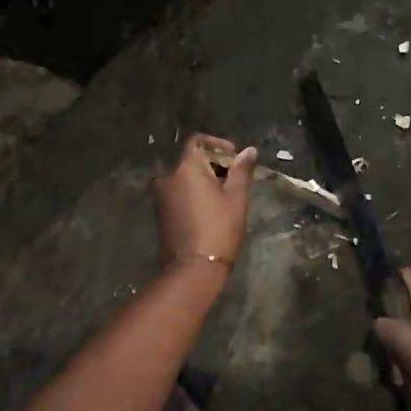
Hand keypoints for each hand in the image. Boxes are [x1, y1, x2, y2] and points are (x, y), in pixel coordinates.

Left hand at [155, 135, 254, 270]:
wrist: (193, 269)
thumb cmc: (219, 228)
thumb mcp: (236, 197)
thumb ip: (241, 170)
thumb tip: (249, 150)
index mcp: (186, 167)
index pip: (198, 141)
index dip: (217, 144)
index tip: (234, 157)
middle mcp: (168, 176)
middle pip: (192, 159)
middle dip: (214, 163)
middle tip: (235, 179)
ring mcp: (162, 195)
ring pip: (185, 176)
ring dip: (204, 179)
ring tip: (226, 195)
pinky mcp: (161, 212)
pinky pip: (179, 191)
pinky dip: (194, 192)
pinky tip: (210, 207)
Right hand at [374, 268, 410, 403]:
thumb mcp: (398, 337)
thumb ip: (382, 325)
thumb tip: (379, 323)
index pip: (407, 273)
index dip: (391, 273)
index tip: (376, 282)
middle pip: (407, 305)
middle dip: (392, 319)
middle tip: (380, 331)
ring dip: (400, 344)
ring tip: (392, 363)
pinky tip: (404, 376)